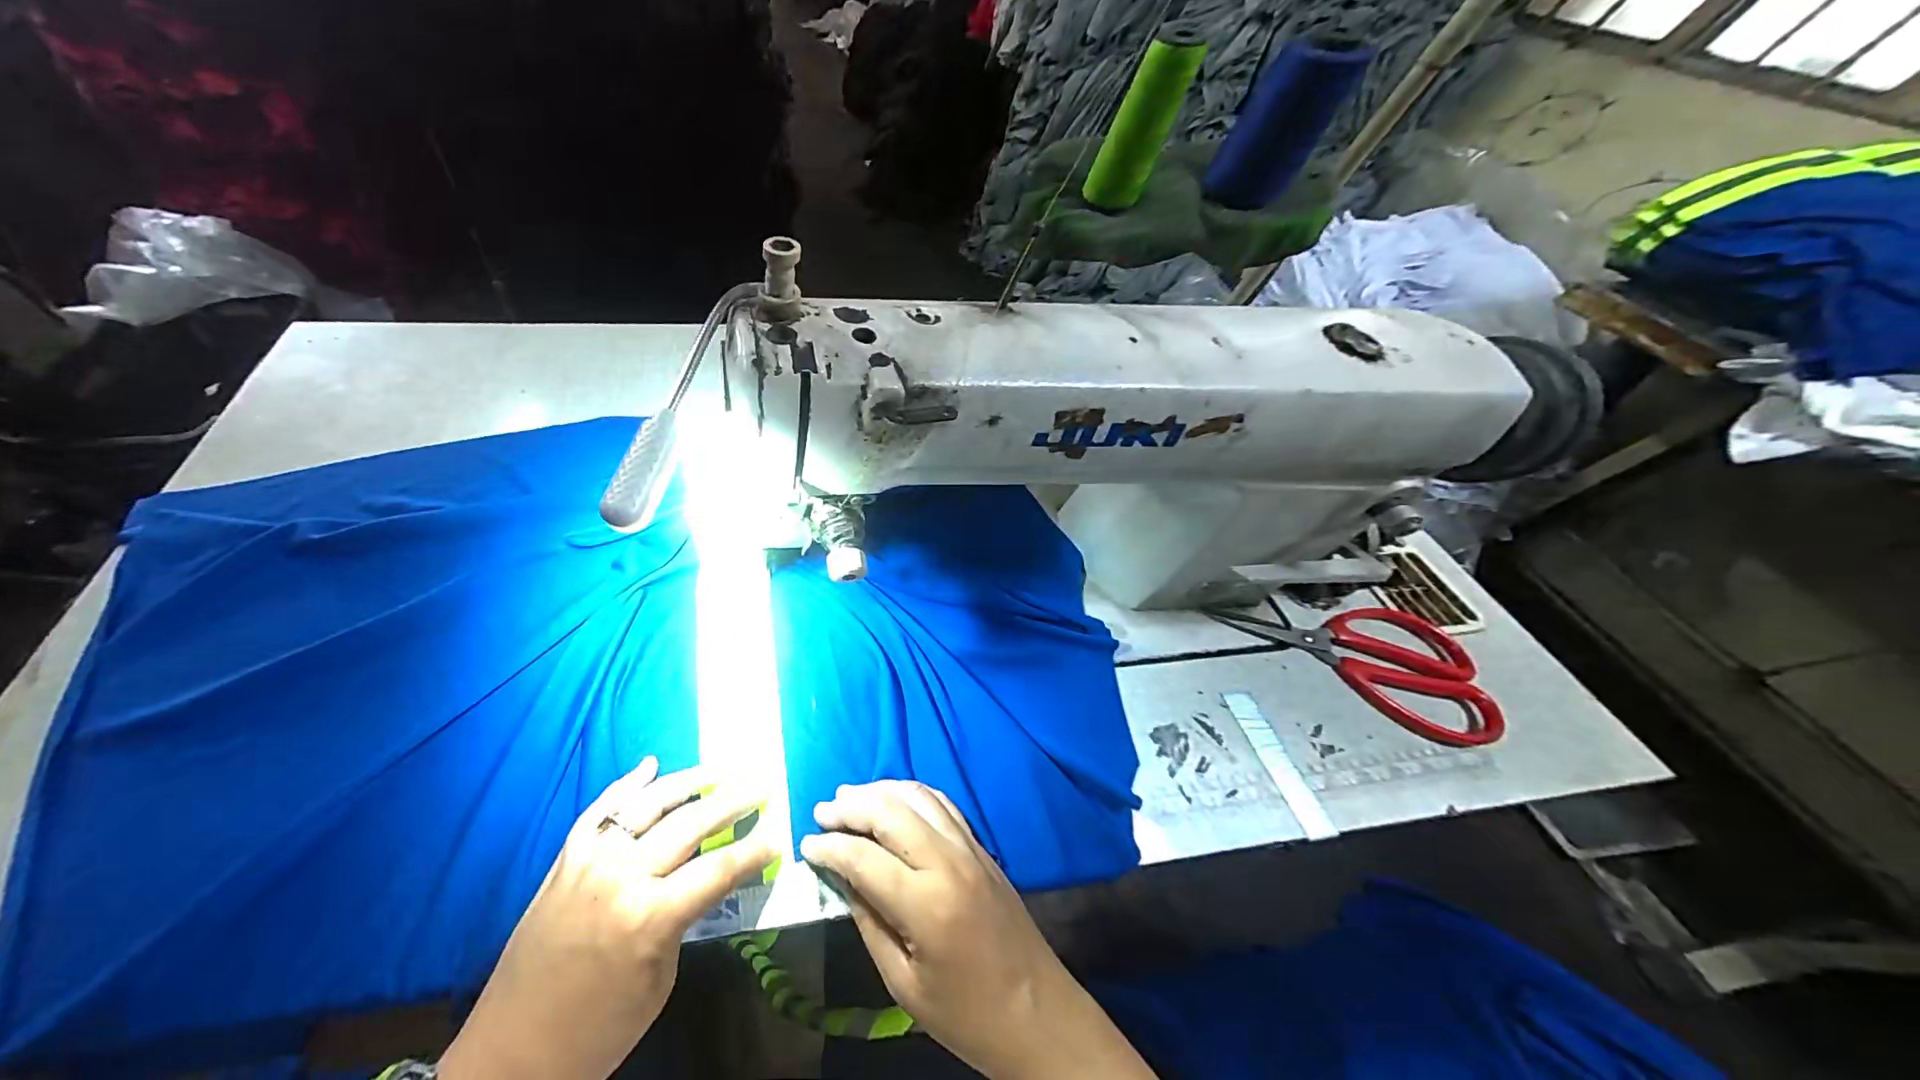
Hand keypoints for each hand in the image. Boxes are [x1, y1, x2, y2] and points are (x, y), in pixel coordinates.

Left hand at [438, 759, 775, 1079]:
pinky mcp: (564, 862)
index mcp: (650, 917)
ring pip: (647, 807)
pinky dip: (626, 786)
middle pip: (689, 825)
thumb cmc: (598, 1030)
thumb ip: (685, 920)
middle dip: (733, 802)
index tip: (778, 834)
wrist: (509, 1053)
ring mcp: (588, 864)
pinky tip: (650, 766)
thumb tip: (711, 879)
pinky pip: (599, 812)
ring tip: (719, 771)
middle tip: (763, 786)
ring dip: (688, 783)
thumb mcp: (660, 980)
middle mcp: (620, 878)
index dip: (754, 850)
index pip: (718, 869)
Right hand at [799, 781, 1153, 1079]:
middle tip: (822, 810)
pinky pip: (945, 807)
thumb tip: (842, 879)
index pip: (864, 856)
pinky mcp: (984, 850)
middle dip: (853, 806)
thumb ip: (870, 923)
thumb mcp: (903, 982)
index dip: (830, 847)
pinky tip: (896, 798)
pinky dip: (915, 794)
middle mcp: (950, 863)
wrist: (1038, 1013)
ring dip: (883, 791)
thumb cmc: (966, 1013)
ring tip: (851, 796)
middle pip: (892, 813)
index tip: (806, 844)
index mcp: (926, 903)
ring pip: (921, 799)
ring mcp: (972, 850)